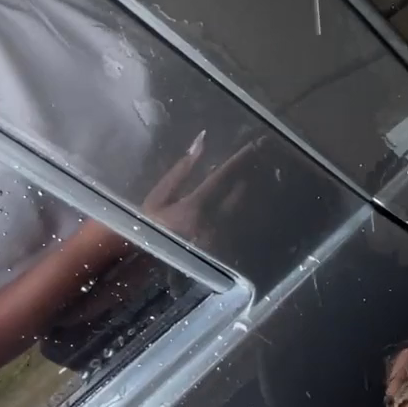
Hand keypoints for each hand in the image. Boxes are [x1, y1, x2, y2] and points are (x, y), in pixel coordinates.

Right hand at [140, 131, 263, 241]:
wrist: (148, 263)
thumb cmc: (149, 226)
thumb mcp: (157, 198)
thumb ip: (180, 171)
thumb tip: (200, 143)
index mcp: (195, 207)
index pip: (223, 177)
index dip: (239, 159)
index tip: (254, 145)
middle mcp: (214, 221)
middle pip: (241, 192)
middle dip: (249, 174)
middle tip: (259, 157)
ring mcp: (223, 235)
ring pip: (244, 207)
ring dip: (248, 190)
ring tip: (255, 174)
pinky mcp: (227, 246)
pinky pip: (241, 221)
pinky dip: (244, 207)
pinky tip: (245, 198)